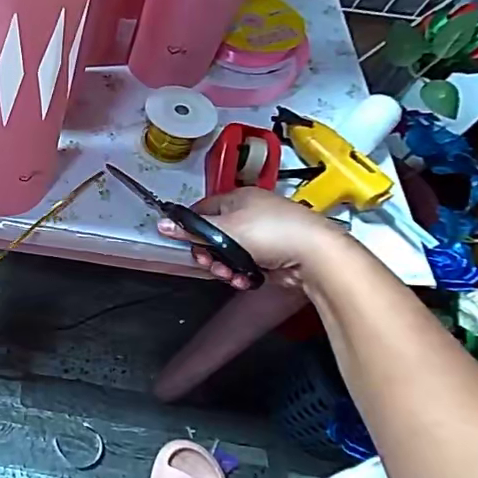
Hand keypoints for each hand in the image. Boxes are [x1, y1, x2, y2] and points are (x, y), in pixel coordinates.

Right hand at [158, 187, 347, 290]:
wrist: (312, 254)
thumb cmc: (273, 232)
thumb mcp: (226, 229)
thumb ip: (194, 230)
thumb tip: (164, 224)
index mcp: (239, 198)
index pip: (204, 209)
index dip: (192, 226)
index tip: (184, 242)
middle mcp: (250, 214)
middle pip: (215, 236)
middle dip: (210, 254)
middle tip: (211, 262)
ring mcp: (262, 236)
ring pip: (229, 255)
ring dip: (225, 268)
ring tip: (232, 274)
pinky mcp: (270, 257)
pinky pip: (245, 267)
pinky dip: (242, 275)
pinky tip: (246, 279)